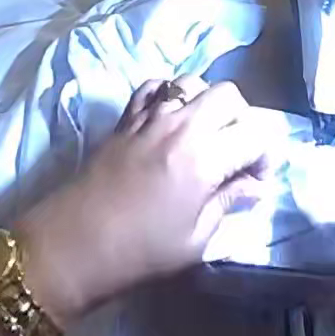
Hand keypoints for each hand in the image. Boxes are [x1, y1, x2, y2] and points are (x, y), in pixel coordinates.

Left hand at [14, 77, 270, 326]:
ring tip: (203, 130)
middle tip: (234, 149)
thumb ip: (229, 202)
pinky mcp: (126, 118)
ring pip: (194, 82)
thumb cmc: (137, 253)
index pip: (255, 135)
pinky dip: (168, 94)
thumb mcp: (194, 240)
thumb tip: (255, 186)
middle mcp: (182, 127)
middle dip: (241, 119)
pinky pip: (154, 86)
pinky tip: (169, 117)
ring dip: (207, 101)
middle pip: (229, 95)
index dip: (265, 154)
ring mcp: (151, 117)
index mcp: (204, 159)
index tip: (257, 176)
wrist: (69, 249)